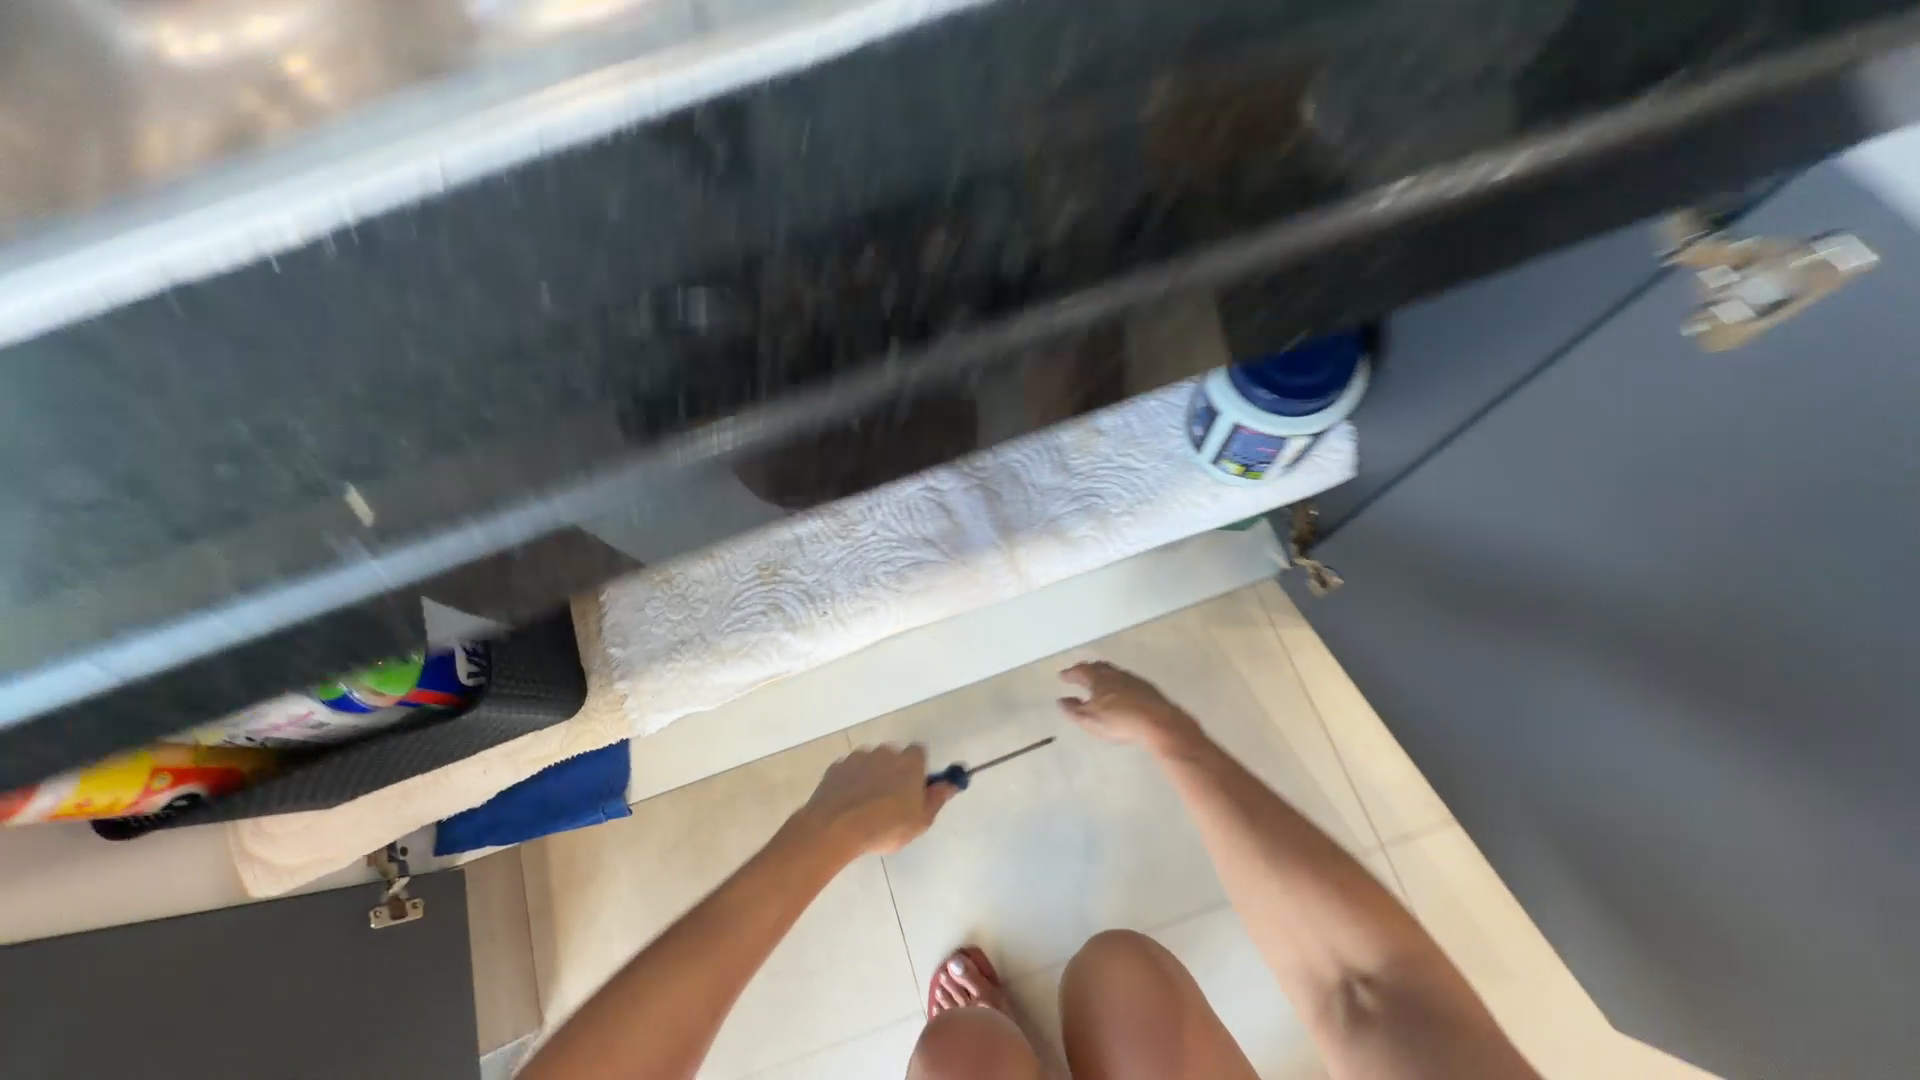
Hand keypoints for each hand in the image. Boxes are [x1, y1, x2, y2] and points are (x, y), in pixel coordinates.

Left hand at [796, 744, 956, 857]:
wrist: (837, 827)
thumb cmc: (887, 825)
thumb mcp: (921, 820)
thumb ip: (938, 798)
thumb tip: (952, 783)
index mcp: (909, 762)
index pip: (919, 753)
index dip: (918, 770)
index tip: (916, 789)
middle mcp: (885, 752)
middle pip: (894, 757)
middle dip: (894, 773)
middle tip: (892, 802)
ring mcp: (858, 758)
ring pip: (870, 763)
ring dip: (871, 777)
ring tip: (866, 807)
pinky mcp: (836, 767)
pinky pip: (849, 772)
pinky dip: (850, 783)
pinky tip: (847, 805)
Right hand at [1058, 661, 1202, 754]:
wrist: (1157, 723)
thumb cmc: (1118, 721)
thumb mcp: (1089, 719)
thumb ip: (1073, 710)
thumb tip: (1061, 700)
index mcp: (1099, 679)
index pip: (1081, 671)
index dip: (1071, 673)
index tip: (1063, 675)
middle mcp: (1116, 675)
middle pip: (1100, 667)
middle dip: (1089, 668)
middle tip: (1081, 671)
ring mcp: (1134, 680)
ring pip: (1115, 673)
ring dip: (1106, 674)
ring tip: (1101, 680)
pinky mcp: (1148, 689)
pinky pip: (1129, 681)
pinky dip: (1120, 683)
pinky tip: (1123, 692)